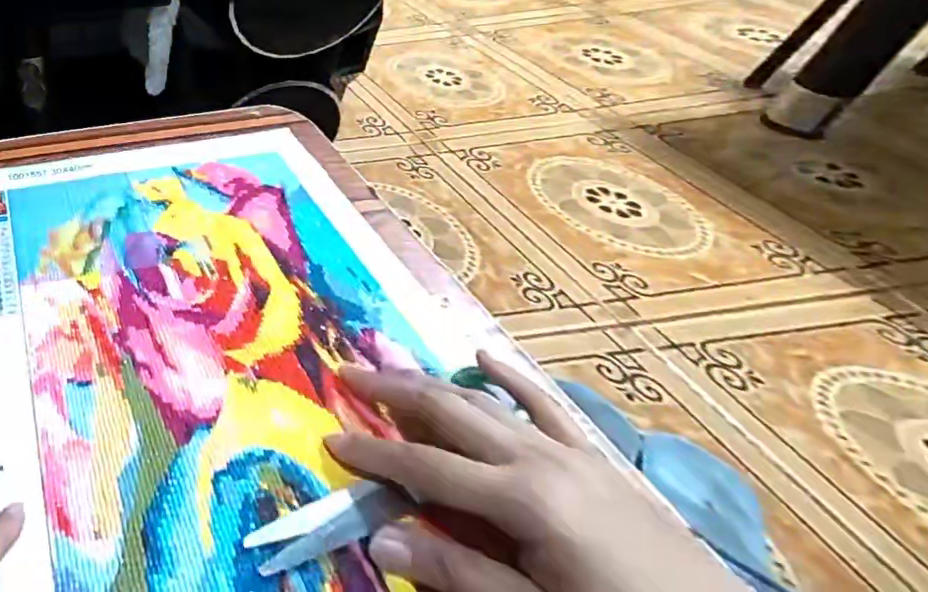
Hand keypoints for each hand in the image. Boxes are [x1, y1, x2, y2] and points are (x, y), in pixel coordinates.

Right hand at [326, 350, 744, 591]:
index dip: (374, 455)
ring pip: (485, 402)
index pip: (426, 468)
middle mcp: (538, 458)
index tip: (331, 439)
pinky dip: (509, 378)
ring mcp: (570, 452)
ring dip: (434, 383)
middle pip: (448, 412)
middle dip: (393, 392)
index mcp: (522, 499)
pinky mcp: (595, 459)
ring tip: (393, 368)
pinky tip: (482, 358)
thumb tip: (382, 537)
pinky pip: (544, 405)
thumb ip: (460, 574)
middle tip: (348, 373)